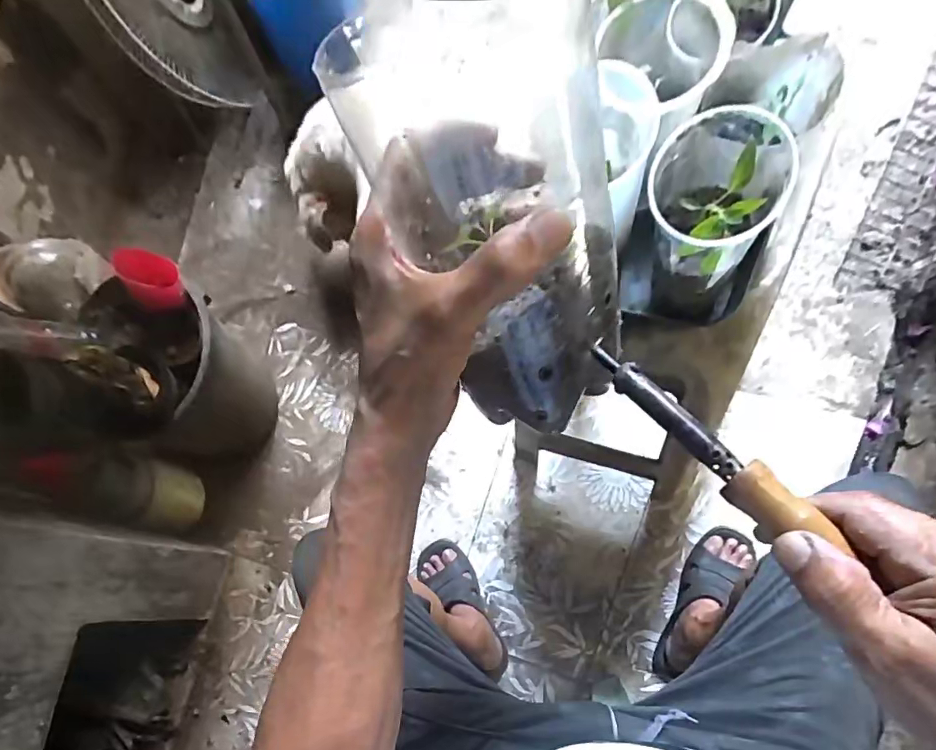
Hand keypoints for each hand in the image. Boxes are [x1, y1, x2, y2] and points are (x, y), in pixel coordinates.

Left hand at [348, 141, 572, 453]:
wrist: (401, 425)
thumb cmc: (410, 368)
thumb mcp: (451, 311)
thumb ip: (498, 267)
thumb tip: (557, 220)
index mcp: (378, 234)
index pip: (407, 158)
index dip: (451, 139)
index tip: (501, 140)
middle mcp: (389, 245)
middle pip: (434, 187)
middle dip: (482, 175)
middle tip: (532, 175)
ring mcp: (409, 272)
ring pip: (450, 223)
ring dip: (490, 211)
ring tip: (535, 205)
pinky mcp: (430, 297)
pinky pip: (461, 256)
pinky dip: (490, 247)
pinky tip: (522, 248)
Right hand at [770, 493, 935, 749]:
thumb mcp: (885, 655)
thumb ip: (836, 592)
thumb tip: (790, 539)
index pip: (861, 509)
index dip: (806, 514)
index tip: (764, 532)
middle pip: (877, 524)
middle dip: (834, 552)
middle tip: (814, 601)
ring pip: (891, 543)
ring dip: (858, 571)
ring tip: (855, 622)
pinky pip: (912, 561)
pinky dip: (883, 582)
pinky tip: (888, 623)